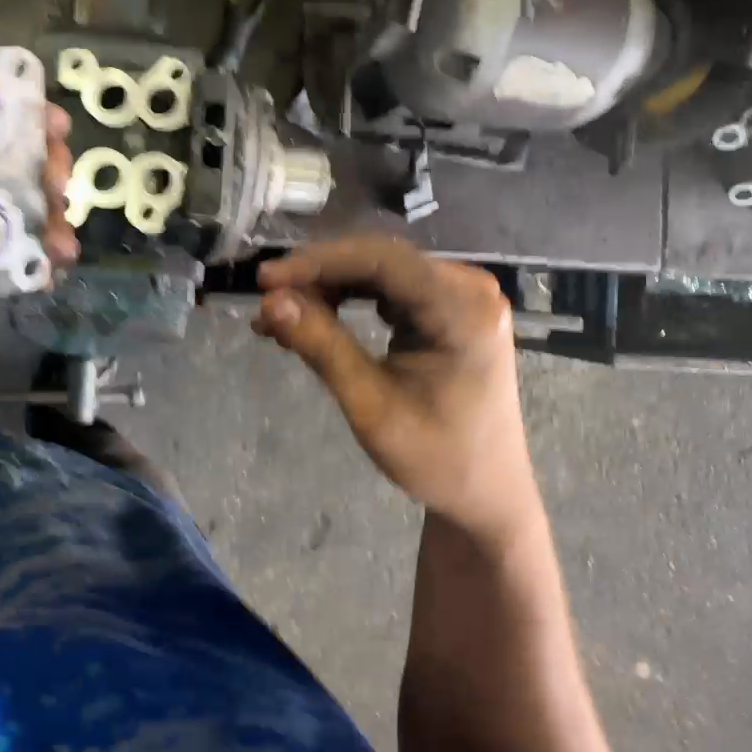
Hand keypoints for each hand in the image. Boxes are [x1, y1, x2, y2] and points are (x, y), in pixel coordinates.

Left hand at [0, 106, 78, 329]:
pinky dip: (47, 255)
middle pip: (20, 154)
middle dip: (50, 158)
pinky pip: (24, 253)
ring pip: (31, 202)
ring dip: (56, 211)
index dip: (17, 106)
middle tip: (56, 176)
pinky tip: (55, 262)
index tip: (44, 114)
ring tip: (61, 232)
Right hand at [253, 235, 539, 545]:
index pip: (382, 261)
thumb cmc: (437, 458)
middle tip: (265, 303)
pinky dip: (345, 298)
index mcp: (463, 312)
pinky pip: (385, 287)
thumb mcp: (372, 407)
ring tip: (277, 317)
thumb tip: (269, 302)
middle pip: (377, 260)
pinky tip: (310, 318)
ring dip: (325, 288)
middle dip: (316, 277)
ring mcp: (459, 295)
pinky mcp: (444, 306)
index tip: (265, 280)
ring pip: (375, 270)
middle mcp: (467, 289)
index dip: (318, 262)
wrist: (487, 491)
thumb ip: (322, 348)